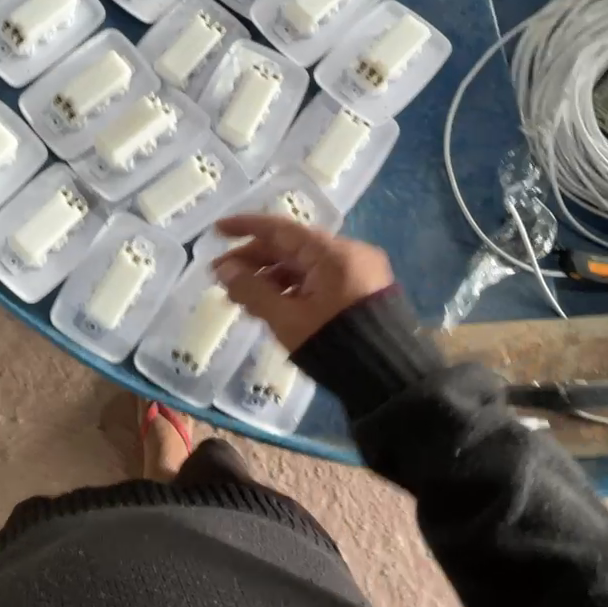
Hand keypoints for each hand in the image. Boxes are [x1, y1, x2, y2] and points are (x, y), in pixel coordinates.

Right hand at [211, 215, 394, 351]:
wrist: (390, 378)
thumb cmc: (333, 343)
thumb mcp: (285, 318)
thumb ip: (251, 290)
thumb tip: (224, 270)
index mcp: (331, 253)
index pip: (280, 230)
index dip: (245, 228)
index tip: (217, 230)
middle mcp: (347, 254)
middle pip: (291, 248)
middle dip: (253, 261)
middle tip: (221, 277)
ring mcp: (357, 273)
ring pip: (303, 267)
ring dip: (269, 278)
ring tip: (240, 298)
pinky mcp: (360, 292)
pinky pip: (317, 281)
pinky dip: (290, 289)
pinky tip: (268, 305)